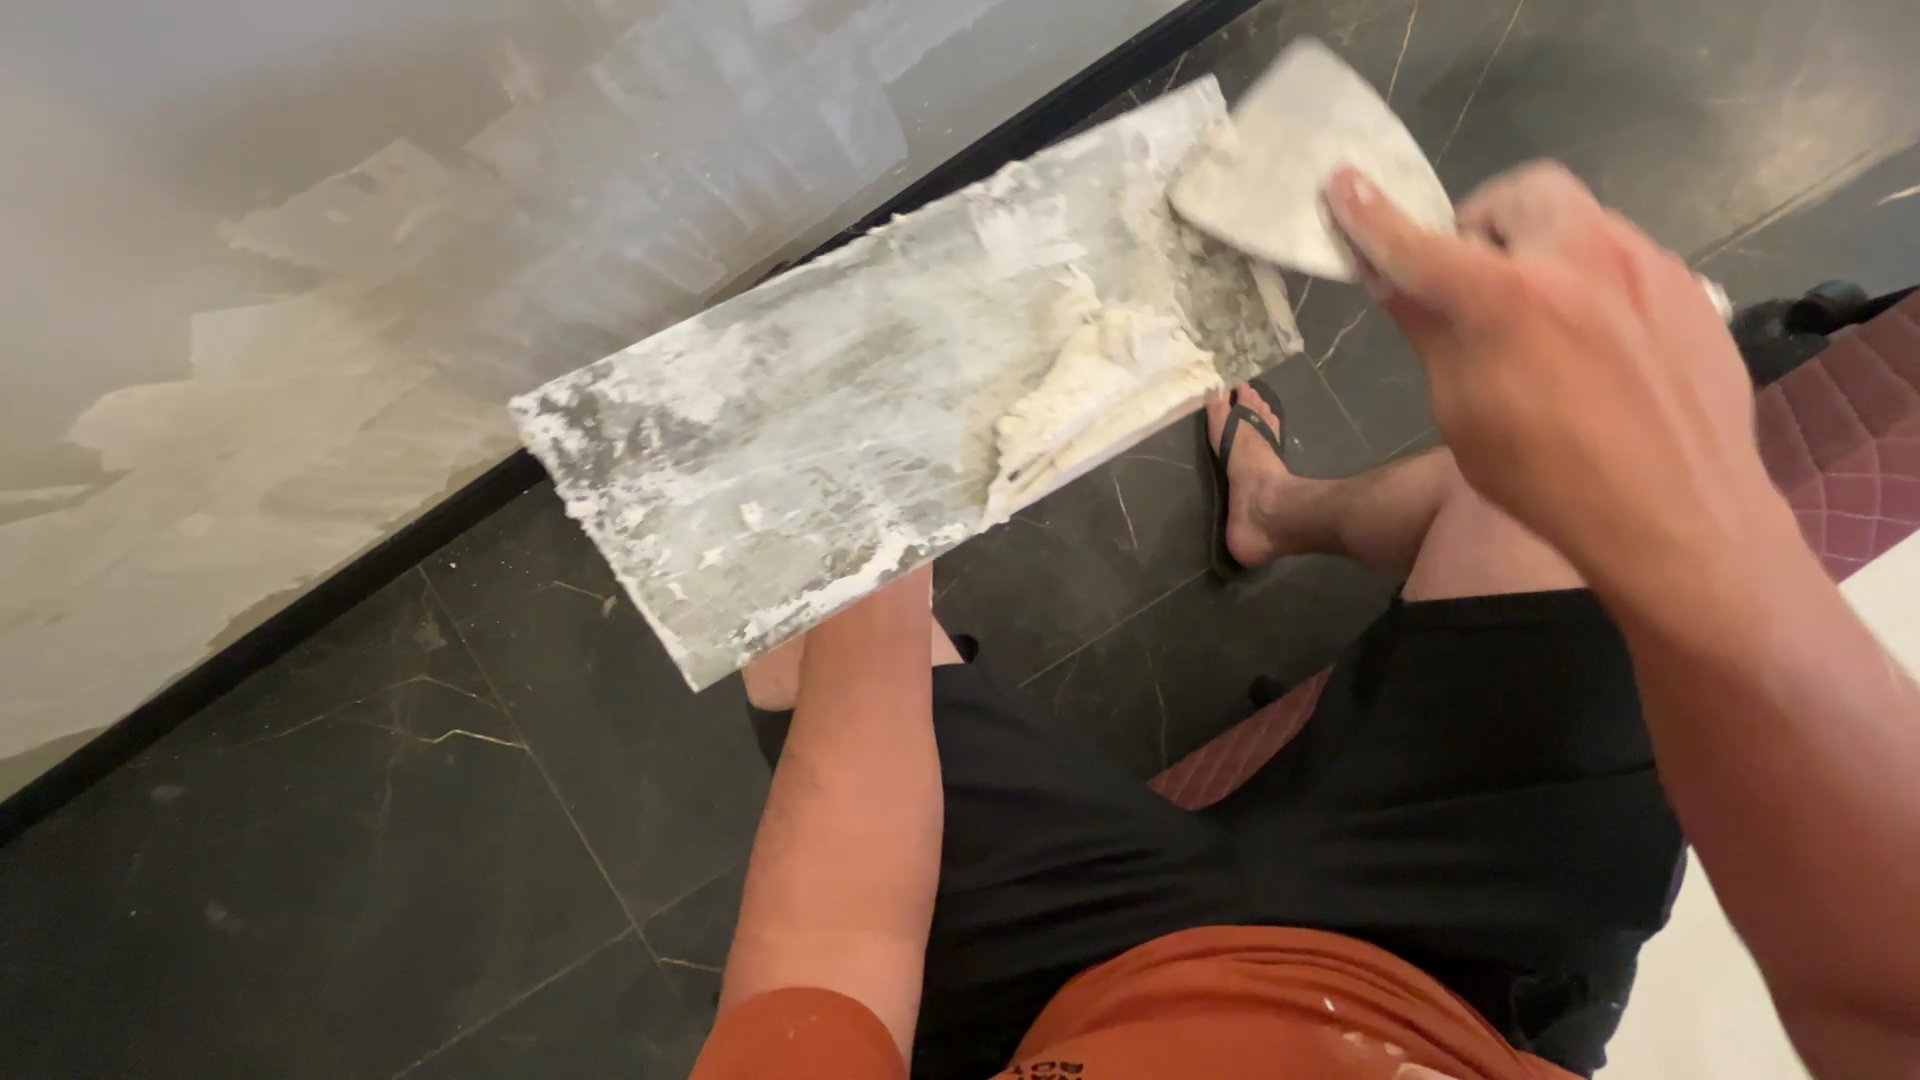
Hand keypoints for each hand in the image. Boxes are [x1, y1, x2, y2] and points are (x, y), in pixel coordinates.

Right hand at [1322, 161, 1779, 591]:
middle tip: (1466, 278)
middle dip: (1481, 222)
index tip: (1343, 184)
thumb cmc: (1540, 475)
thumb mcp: (1460, 408)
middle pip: (1521, 193)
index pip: (1420, 244)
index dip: (1372, 216)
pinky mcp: (1688, 289)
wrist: (1673, 513)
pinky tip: (1584, 345)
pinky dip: (1580, 281)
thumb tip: (1391, 281)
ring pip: (1576, 222)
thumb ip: (1428, 330)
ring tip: (1528, 320)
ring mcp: (1647, 268)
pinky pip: (1619, 259)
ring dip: (1533, 250)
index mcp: (1509, 299)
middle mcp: (1583, 260)